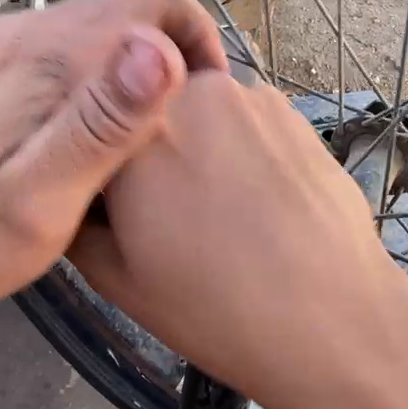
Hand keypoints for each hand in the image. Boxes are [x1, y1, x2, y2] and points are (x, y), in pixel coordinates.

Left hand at [0, 0, 226, 354]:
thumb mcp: (34, 204)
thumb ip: (102, 124)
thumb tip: (161, 47)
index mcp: (45, 55)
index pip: (153, 0)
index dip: (198, 38)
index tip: (211, 103)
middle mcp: (21, 34)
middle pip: (126, 10)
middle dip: (172, 55)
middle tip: (182, 134)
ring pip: (94, 34)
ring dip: (134, 71)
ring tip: (141, 146)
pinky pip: (61, 56)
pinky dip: (96, 84)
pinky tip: (86, 145)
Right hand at [69, 71, 407, 408]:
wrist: (333, 317)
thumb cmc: (215, 308)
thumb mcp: (116, 278)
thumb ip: (76, 218)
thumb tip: (75, 187)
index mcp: (134, 133)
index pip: (91, 128)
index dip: (98, 168)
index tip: (113, 206)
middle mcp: (188, 92)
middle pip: (145, 110)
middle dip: (147, 146)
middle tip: (167, 209)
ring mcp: (246, 93)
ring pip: (198, 110)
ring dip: (196, 141)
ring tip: (221, 206)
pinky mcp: (289, 106)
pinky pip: (244, 117)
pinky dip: (240, 144)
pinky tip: (260, 196)